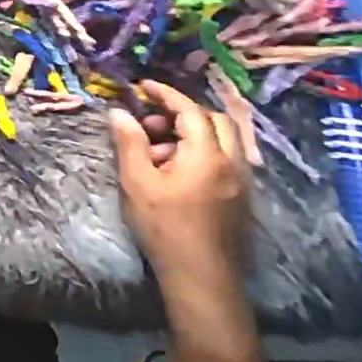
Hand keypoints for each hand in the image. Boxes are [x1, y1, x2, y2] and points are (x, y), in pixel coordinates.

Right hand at [107, 80, 251, 291]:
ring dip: (191, 134)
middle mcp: (233, 162)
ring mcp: (242, 181)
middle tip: (150, 123)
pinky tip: (175, 172)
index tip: (143, 86)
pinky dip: (201, 152)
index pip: (190, 110)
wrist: (202, 276)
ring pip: (222, 141)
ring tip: (156, 153)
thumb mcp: (137, 181)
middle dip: (182, 113)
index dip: (166, 94)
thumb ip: (130, 143)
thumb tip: (120, 112)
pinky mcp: (241, 198)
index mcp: (208, 154)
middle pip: (214, 120)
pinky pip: (225, 159)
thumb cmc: (165, 226)